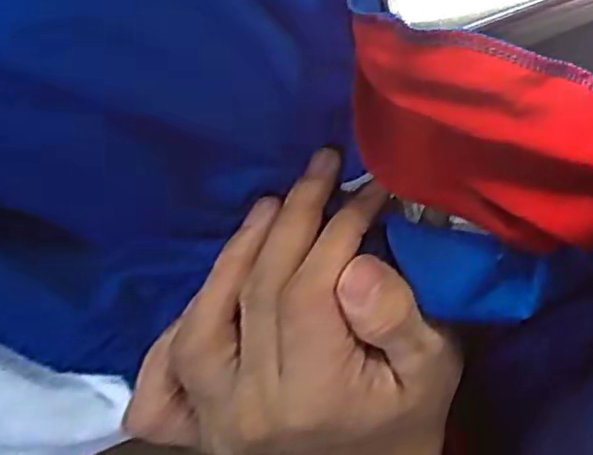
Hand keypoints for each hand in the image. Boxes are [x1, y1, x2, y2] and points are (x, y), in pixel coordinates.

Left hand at [124, 149, 461, 454]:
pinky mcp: (196, 432)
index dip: (340, 224)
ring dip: (236, 253)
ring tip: (271, 203)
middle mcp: (246, 409)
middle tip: (323, 164)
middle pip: (258, 291)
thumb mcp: (435, 362)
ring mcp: (211, 424)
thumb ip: (399, 317)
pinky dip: (172, 332)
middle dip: (296, 213)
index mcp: (313, 391)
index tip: (374, 186)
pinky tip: (210, 290)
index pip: (309, 287)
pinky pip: (157, 385)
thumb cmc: (415, 413)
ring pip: (201, 326)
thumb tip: (357, 263)